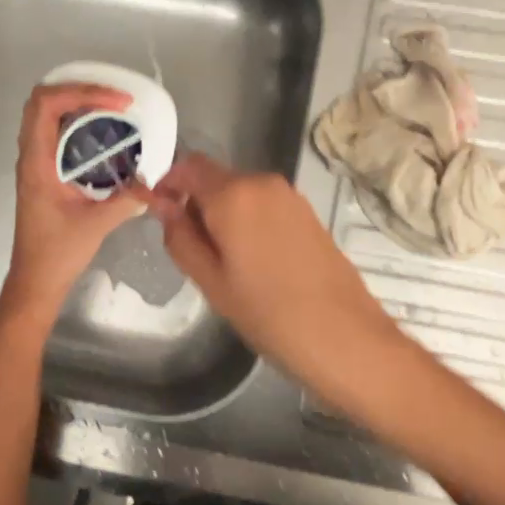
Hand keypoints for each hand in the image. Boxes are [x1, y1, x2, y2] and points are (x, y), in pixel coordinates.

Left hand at [0, 84, 148, 321]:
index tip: (118, 103)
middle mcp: (30, 156)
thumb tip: (154, 181)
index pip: (46, 105)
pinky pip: (53, 133)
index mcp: (36, 162)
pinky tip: (103, 135)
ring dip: (76, 104)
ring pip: (45, 116)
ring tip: (112, 110)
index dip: (82, 92)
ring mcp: (33, 163)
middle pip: (42, 101)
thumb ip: (127, 199)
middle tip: (114, 100)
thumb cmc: (58, 254)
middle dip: (79, 90)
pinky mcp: (42, 173)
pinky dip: (76, 124)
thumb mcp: (97, 224)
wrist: (36, 280)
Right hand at [148, 154, 399, 404]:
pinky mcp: (308, 215)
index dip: (168, 184)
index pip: (189, 166)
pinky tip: (254, 265)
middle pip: (216, 180)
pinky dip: (248, 224)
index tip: (159, 215)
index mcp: (234, 194)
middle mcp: (264, 183)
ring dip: (223, 217)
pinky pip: (264, 207)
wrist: (344, 338)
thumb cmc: (268, 313)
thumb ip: (181, 237)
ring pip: (241, 195)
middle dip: (197, 206)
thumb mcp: (211, 281)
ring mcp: (291, 198)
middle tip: (192, 253)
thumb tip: (164, 206)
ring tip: (225, 265)